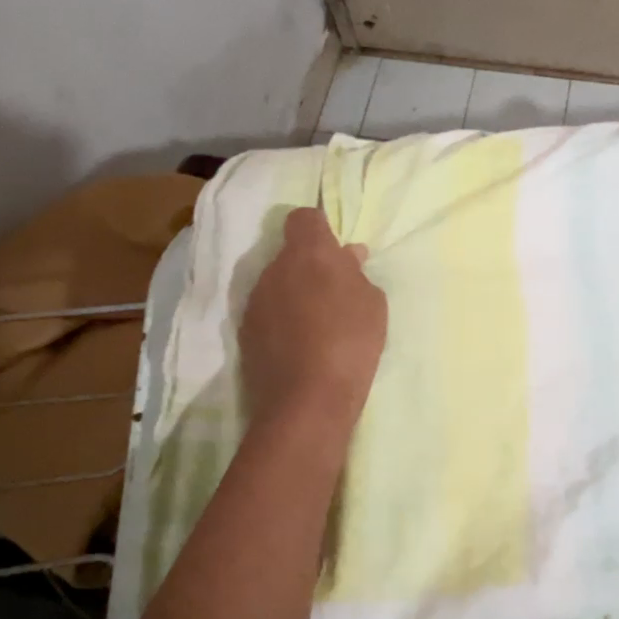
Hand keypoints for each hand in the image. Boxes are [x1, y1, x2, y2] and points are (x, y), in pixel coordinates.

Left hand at [238, 207, 387, 439]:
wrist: (309, 400)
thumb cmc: (352, 341)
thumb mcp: (373, 303)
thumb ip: (356, 274)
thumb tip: (347, 257)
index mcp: (309, 254)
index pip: (304, 218)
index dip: (320, 228)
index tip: (336, 249)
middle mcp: (274, 269)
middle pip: (291, 254)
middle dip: (310, 266)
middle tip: (336, 292)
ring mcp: (255, 301)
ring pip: (277, 284)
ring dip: (295, 293)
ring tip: (319, 323)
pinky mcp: (245, 332)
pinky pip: (268, 312)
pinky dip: (282, 320)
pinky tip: (301, 344)